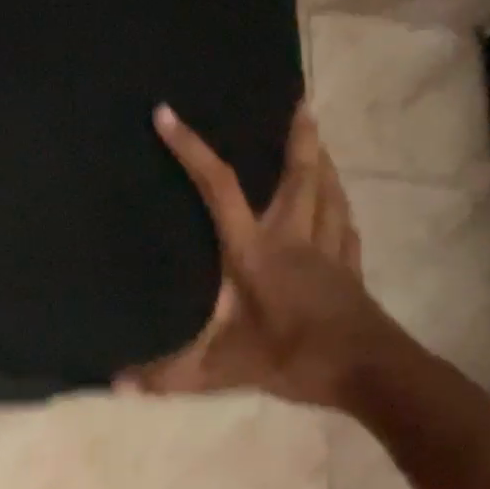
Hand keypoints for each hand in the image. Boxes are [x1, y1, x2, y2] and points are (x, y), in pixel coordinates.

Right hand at [117, 102, 430, 408]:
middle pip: (299, 176)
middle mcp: (293, 239)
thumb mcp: (224, 369)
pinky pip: (344, 224)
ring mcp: (329, 252)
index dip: (193, 149)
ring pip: (328, 194)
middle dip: (296, 138)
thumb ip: (169, 375)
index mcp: (254, 251)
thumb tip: (113, 386)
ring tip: (316, 137)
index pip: (219, 188)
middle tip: (297, 102)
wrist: (376, 376)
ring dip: (321, 162)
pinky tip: (337, 201)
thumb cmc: (294, 358)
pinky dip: (338, 203)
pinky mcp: (351, 270)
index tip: (169, 115)